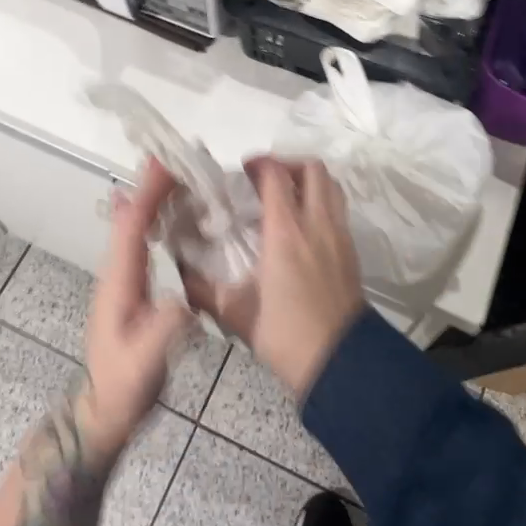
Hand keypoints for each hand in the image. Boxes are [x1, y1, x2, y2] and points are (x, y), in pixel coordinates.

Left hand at [77, 159, 193, 459]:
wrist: (104, 412)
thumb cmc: (123, 387)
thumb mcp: (145, 363)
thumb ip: (163, 330)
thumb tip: (186, 300)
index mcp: (119, 283)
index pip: (133, 227)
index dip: (148, 194)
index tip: (166, 163)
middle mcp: (118, 273)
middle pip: (133, 219)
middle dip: (153, 185)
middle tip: (178, 156)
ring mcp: (124, 280)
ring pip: (137, 227)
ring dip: (155, 198)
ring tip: (179, 173)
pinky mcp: (134, 289)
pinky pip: (144, 242)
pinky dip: (158, 219)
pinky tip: (174, 214)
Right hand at [185, 158, 363, 396]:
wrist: (339, 360)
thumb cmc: (284, 334)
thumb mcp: (235, 312)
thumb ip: (202, 289)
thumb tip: (175, 274)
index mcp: (286, 231)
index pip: (276, 176)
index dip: (259, 164)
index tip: (242, 171)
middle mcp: (316, 223)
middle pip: (312, 169)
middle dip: (287, 164)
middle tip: (265, 179)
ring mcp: (339, 234)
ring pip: (331, 185)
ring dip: (308, 180)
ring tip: (286, 196)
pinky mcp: (351, 249)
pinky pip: (338, 208)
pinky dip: (321, 201)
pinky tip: (303, 225)